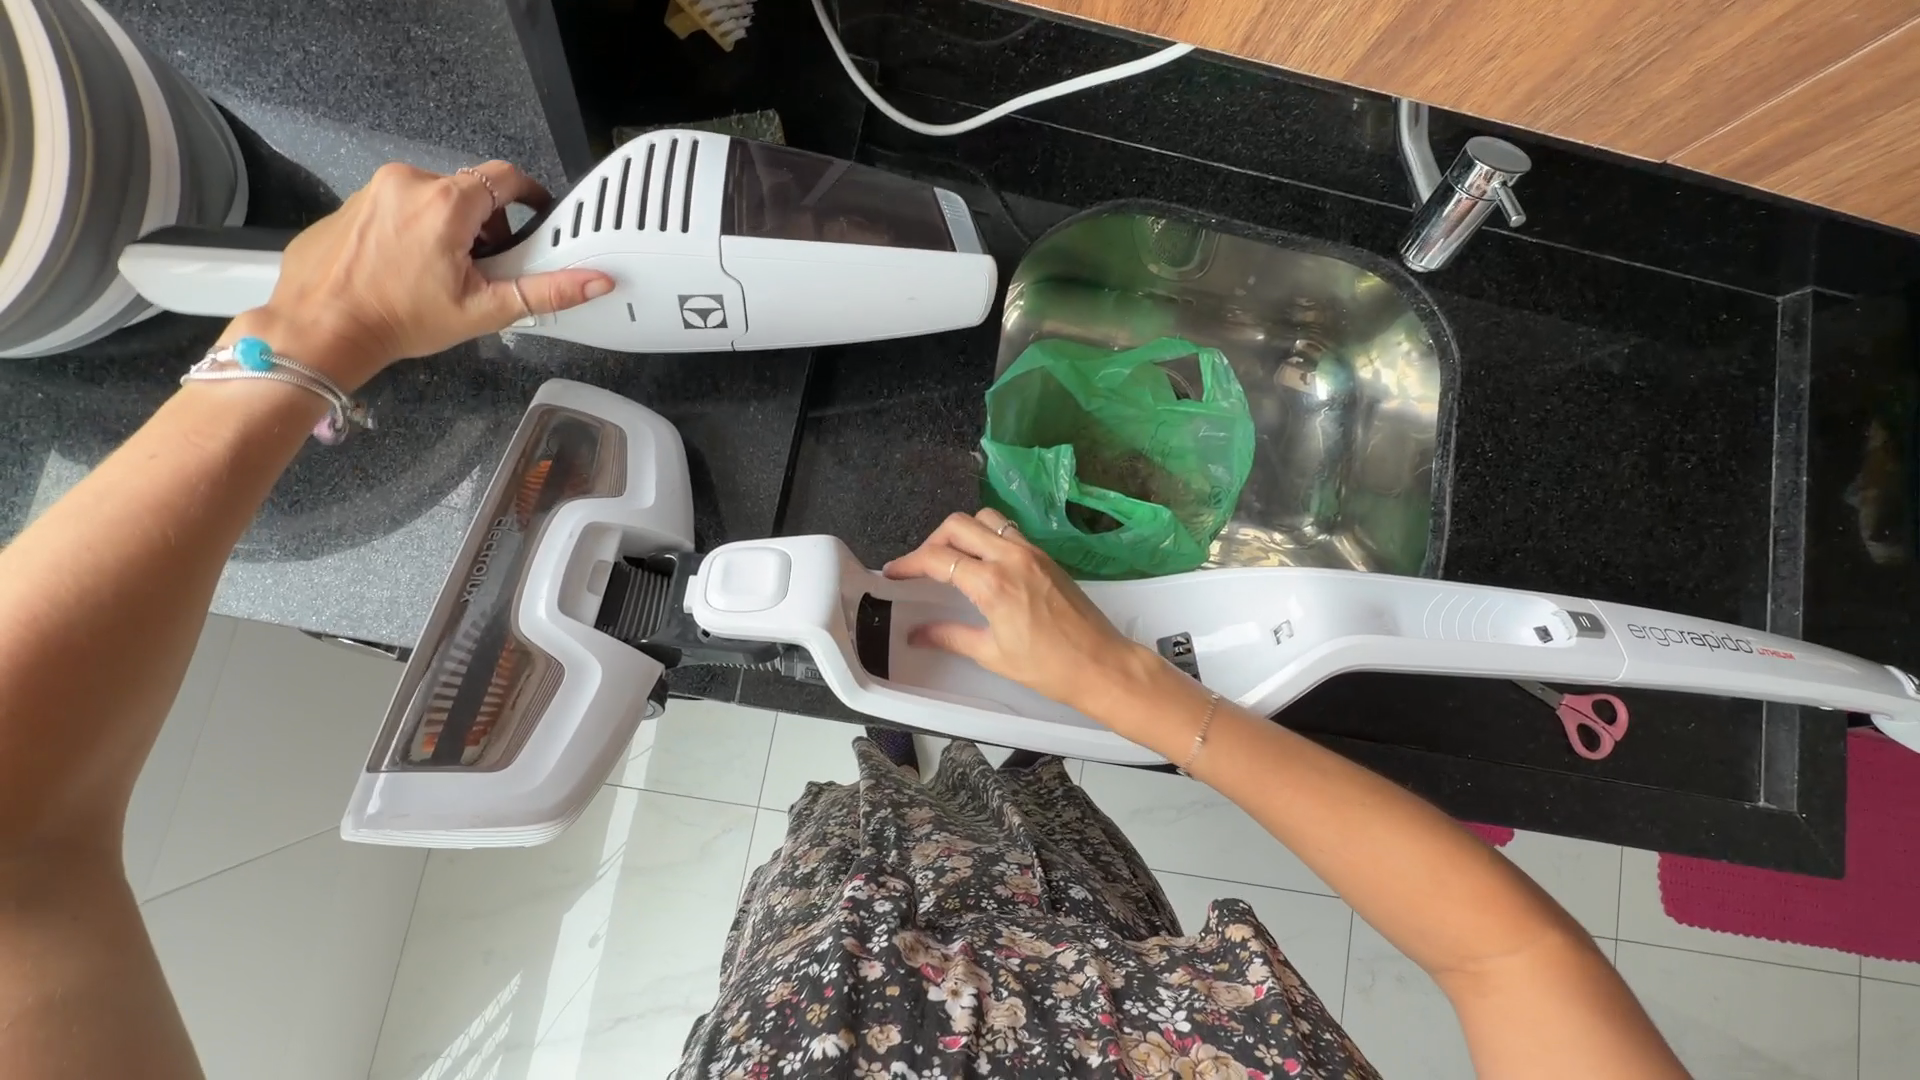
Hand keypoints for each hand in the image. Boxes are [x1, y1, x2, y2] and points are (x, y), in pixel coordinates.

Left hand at [225, 160, 612, 388]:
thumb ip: (549, 291)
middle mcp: (409, 182)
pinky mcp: (354, 201)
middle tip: (490, 268)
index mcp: (447, 202)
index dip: (532, 196)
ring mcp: (375, 188)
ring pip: (438, 198)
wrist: (321, 326)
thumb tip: (600, 281)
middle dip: (491, 226)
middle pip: (473, 191)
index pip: (506, 177)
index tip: (541, 218)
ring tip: (451, 272)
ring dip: (456, 228)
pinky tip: (415, 268)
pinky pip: (404, 204)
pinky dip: (422, 228)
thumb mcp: (488, 309)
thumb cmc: (404, 319)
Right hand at [882, 509, 1175, 722]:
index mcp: (993, 584)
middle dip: (932, 540)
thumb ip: (950, 636)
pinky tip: (983, 561)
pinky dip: (987, 535)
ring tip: (952, 558)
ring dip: (962, 531)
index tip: (894, 573)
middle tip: (922, 566)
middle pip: (958, 524)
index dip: (909, 563)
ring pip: (985, 518)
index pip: (938, 559)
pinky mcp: (1046, 555)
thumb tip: (917, 633)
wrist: (1101, 664)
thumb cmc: (1048, 667)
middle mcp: (1010, 557)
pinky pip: (1008, 530)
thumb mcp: (992, 654)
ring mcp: (1031, 551)